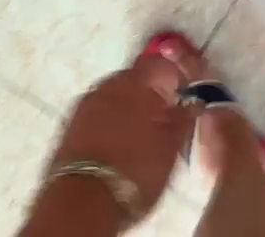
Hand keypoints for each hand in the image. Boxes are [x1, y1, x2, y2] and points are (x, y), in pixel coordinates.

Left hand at [43, 50, 191, 222]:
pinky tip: (116, 141)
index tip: (185, 90)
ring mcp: (86, 103)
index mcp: (138, 82)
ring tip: (139, 131)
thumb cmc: (135, 171)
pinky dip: (109, 119)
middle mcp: (110, 84)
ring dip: (128, 105)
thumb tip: (194, 102)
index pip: (160, 61)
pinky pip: (98, 111)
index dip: (175, 72)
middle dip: (151, 91)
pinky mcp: (70, 124)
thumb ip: (183, 118)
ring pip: (115, 94)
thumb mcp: (170, 148)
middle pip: (136, 77)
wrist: (81, 204)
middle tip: (163, 114)